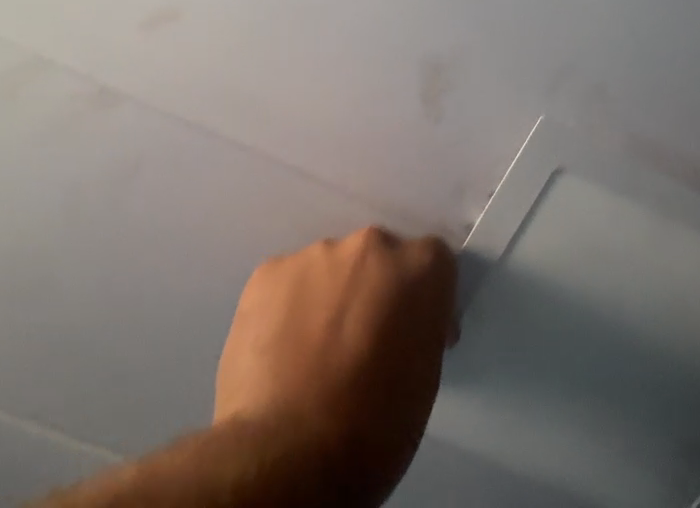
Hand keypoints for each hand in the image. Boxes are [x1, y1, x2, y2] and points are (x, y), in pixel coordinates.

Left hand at [214, 226, 456, 504]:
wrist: (289, 452)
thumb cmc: (375, 426)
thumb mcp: (425, 376)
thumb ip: (419, 330)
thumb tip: (402, 327)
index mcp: (419, 268)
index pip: (433, 261)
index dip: (423, 296)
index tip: (411, 330)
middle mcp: (369, 247)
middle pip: (377, 257)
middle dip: (373, 290)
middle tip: (361, 342)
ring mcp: (314, 256)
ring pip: (329, 268)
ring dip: (329, 297)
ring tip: (313, 352)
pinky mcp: (267, 273)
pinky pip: (288, 283)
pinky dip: (288, 308)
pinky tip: (282, 352)